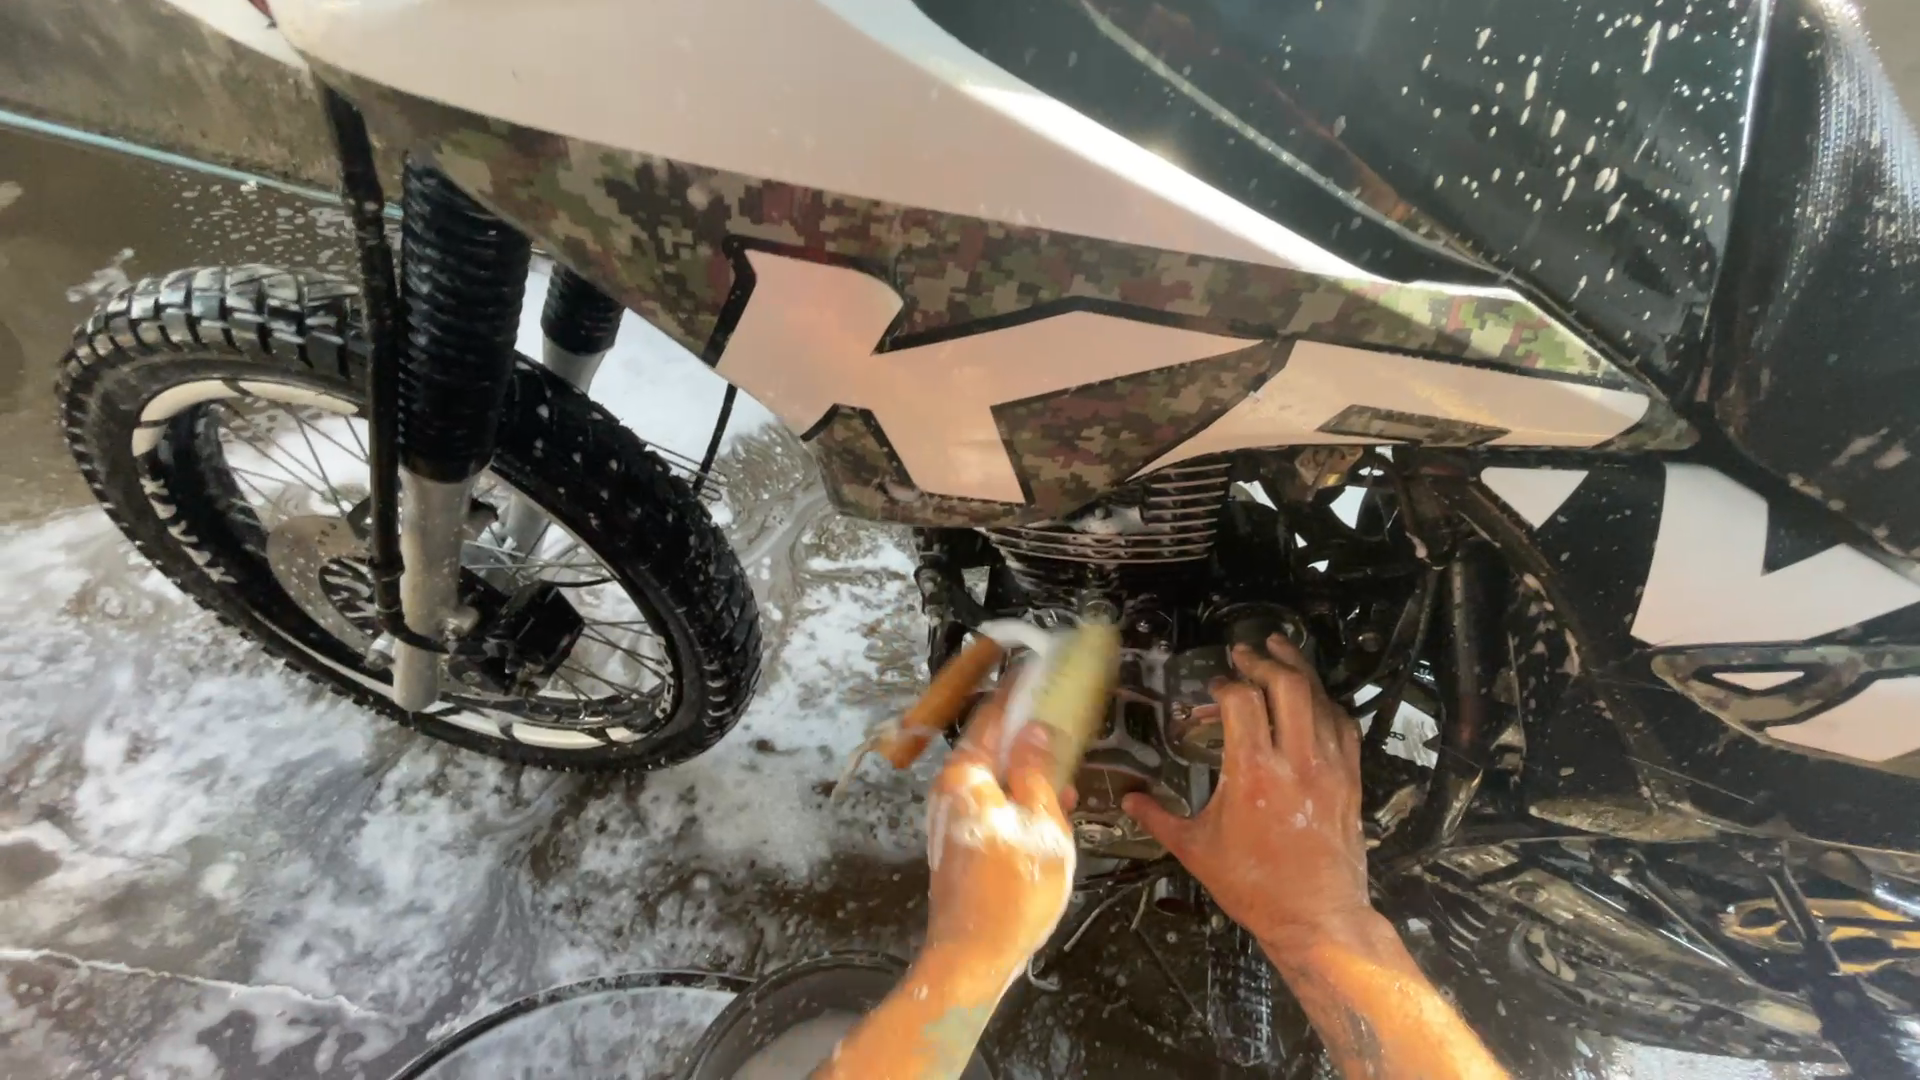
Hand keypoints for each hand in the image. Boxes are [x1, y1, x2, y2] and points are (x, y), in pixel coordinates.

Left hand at [923, 685, 1076, 975]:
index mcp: (967, 773)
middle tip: (1058, 716)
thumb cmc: (1012, 889)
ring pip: (993, 775)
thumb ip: (1037, 770)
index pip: (993, 715)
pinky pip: (991, 801)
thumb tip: (1035, 727)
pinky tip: (1048, 808)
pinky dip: (1017, 796)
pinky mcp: (959, 838)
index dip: (1017, 690)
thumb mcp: (1041, 822)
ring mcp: (952, 814)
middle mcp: (951, 787)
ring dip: (1025, 768)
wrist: (971, 957)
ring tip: (1061, 765)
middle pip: (991, 744)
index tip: (1037, 668)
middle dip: (1024, 731)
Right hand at [1123, 635, 1372, 960]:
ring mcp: (1330, 769)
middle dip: (1263, 661)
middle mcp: (1296, 761)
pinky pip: (1344, 726)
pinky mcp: (1351, 781)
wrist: (1318, 920)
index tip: (1211, 689)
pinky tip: (1313, 696)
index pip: (1241, 702)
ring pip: (1320, 699)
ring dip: (1298, 670)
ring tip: (1279, 650)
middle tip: (1244, 653)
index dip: (1223, 686)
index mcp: (1253, 772)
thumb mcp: (1195, 849)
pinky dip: (1325, 702)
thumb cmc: (1253, 885)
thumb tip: (1127, 799)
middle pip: (1287, 686)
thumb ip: (1158, 816)